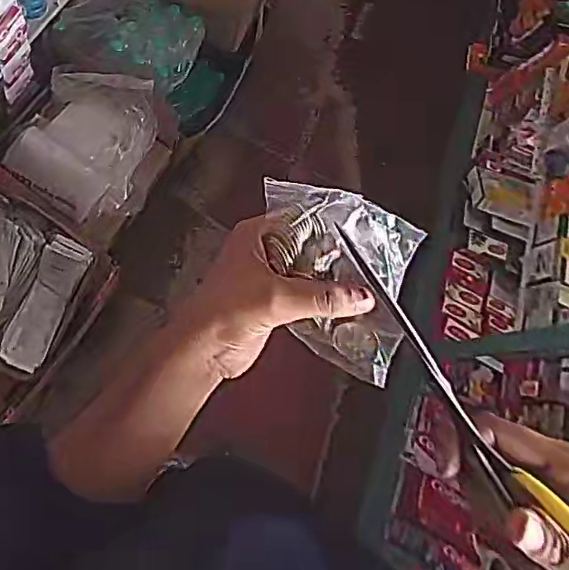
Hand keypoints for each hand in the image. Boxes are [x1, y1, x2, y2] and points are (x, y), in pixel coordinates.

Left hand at [174, 211, 374, 380]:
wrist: (202, 350)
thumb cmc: (220, 312)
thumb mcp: (276, 298)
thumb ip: (321, 296)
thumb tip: (358, 295)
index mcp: (256, 234)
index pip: (300, 219)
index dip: (327, 226)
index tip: (356, 233)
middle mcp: (262, 251)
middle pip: (307, 247)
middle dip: (333, 257)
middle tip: (365, 263)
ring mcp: (268, 277)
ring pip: (308, 273)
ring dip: (329, 282)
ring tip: (361, 286)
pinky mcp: (273, 302)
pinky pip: (305, 297)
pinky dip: (323, 302)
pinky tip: (344, 308)